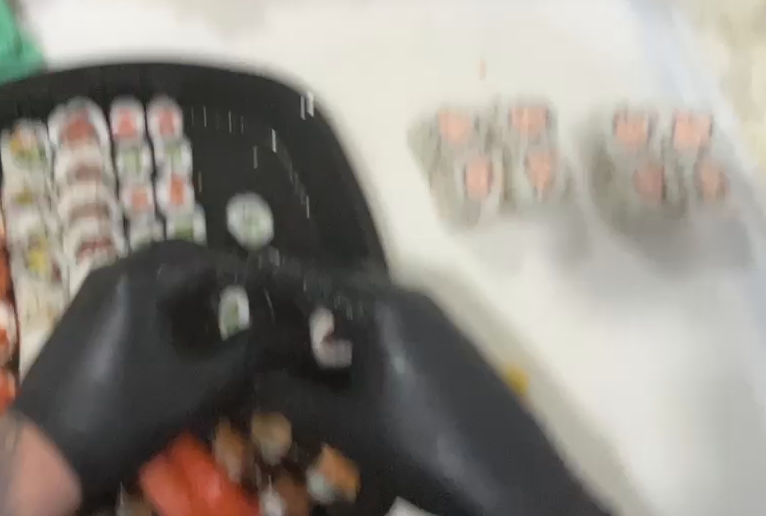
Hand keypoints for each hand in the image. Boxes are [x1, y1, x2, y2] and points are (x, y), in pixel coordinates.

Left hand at [11, 240, 257, 498]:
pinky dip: (160, 294)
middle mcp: (114, 270)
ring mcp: (93, 286)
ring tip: (218, 314)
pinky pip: (131, 284)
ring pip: (151, 267)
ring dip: (186, 282)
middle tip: (249, 296)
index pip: (205, 262)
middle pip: (175, 255)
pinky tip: (177, 328)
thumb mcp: (190, 392)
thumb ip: (242, 358)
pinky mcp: (83, 307)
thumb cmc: (120, 416)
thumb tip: (286, 339)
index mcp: (138, 281)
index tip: (274, 289)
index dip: (244, 274)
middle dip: (214, 271)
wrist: (42, 448)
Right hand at [251, 259, 612, 515]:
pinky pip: (393, 319)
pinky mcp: (452, 341)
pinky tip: (349, 364)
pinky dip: (362, 331)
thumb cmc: (426, 452)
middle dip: (301, 296)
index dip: (273, 278)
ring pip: (367, 303)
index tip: (240, 272)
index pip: (311, 280)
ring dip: (333, 315)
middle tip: (266, 311)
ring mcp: (436, 319)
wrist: (524, 492)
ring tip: (302, 341)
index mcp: (380, 307)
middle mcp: (408, 298)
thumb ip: (292, 398)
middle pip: (339, 284)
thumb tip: (250, 378)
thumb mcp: (348, 429)